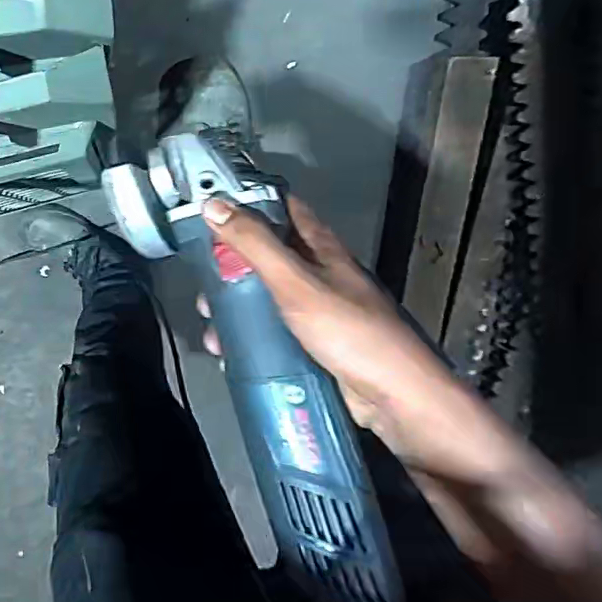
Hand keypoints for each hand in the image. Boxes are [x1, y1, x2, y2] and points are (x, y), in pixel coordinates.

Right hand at [200, 196, 547, 545]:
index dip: (250, 200)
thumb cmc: (349, 331)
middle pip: (269, 253)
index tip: (213, 207)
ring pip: (268, 295)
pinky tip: (231, 349)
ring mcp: (318, 309)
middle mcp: (320, 272)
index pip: (283, 206)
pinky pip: (274, 330)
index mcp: (321, 247)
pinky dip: (251, 335)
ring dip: (237, 305)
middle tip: (204, 276)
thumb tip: (214, 204)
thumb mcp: (295, 282)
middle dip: (233, 262)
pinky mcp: (314, 343)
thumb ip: (255, 243)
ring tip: (211, 322)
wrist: (397, 400)